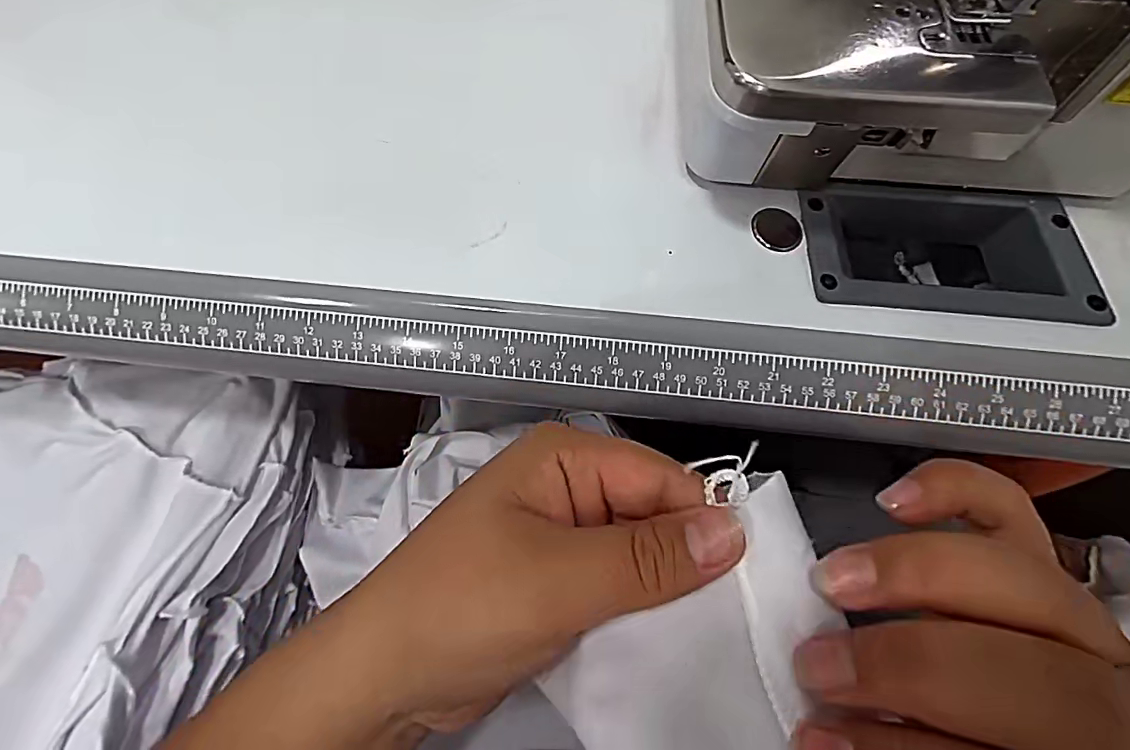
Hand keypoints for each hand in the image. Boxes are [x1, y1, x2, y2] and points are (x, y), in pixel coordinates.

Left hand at [168, 422, 746, 749]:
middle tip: (729, 614)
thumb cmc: (460, 606)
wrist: (386, 672)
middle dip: (686, 558)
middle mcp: (567, 483)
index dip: (702, 522)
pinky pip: (616, 582)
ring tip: (701, 630)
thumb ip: (646, 557)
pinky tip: (661, 637)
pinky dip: (638, 607)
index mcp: (564, 457)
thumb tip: (729, 530)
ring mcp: (561, 531)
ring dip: (664, 588)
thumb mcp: (559, 579)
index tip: (744, 578)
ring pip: (638, 551)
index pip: (659, 477)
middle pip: (651, 512)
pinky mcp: (556, 575)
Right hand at [793, 459, 1129, 749]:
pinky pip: (1009, 510)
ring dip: (904, 571)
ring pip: (1011, 571)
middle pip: (1025, 669)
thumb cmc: (1020, 749)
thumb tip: (826, 732)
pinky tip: (894, 502)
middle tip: (819, 664)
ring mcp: (1088, 622)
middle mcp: (1121, 697)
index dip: (902, 743)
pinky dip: (949, 491)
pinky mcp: (1052, 571)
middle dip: (904, 661)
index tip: (822, 735)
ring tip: (831, 581)